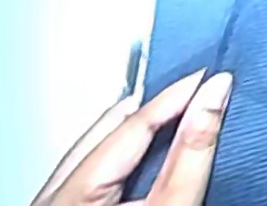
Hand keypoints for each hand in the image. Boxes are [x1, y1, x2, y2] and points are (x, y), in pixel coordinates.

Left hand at [31, 70, 232, 205]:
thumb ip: (194, 148)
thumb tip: (217, 89)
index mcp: (69, 195)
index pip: (133, 121)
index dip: (181, 91)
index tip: (217, 72)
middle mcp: (48, 198)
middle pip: (109, 125)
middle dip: (159, 102)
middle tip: (203, 88)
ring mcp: (50, 205)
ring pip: (98, 143)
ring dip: (144, 122)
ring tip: (185, 109)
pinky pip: (91, 164)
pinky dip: (130, 144)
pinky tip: (157, 141)